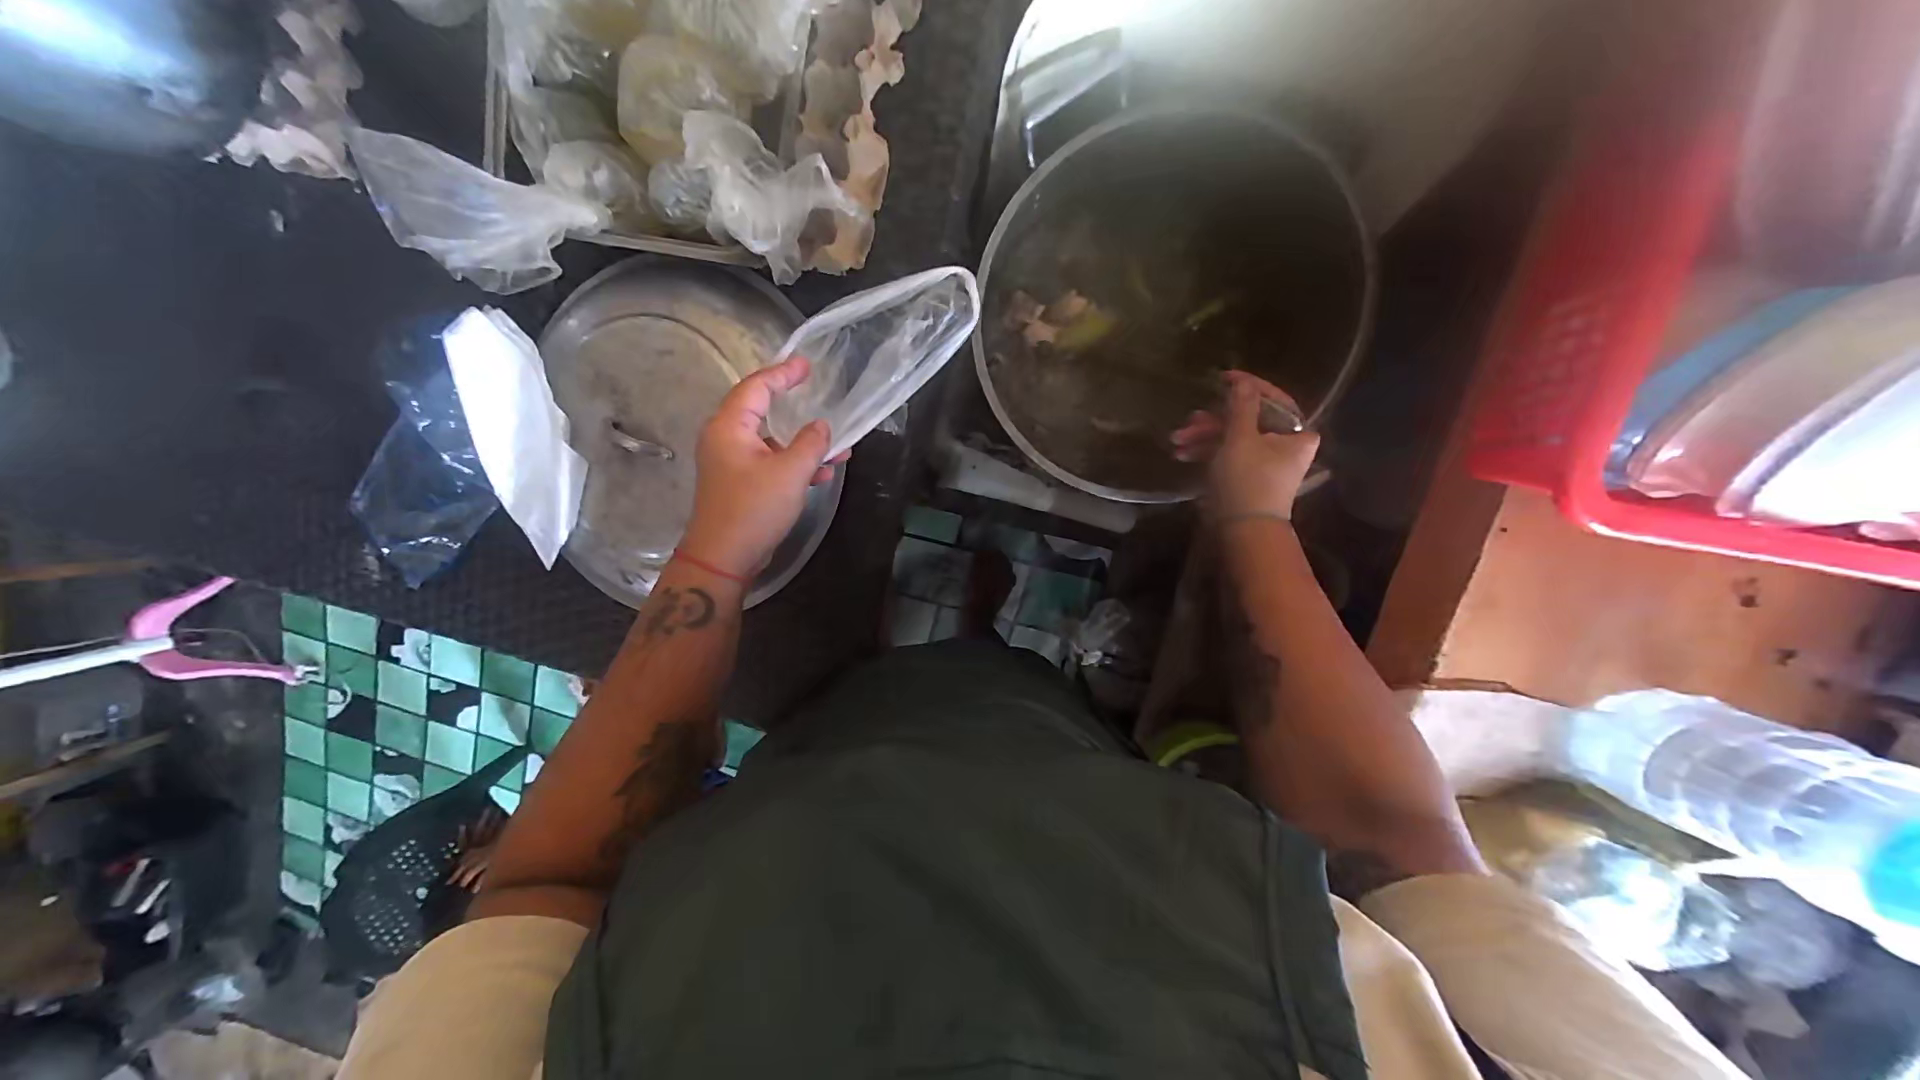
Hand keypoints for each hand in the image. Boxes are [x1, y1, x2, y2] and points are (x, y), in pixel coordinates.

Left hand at [680, 356, 847, 577]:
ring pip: (771, 440)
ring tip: (837, 448)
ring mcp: (731, 462)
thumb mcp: (790, 472)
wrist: (723, 558)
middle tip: (819, 391)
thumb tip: (821, 426)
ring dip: (802, 443)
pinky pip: (770, 462)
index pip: (756, 387)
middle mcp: (725, 439)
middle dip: (796, 407)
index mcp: (729, 427)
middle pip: (762, 410)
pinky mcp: (739, 484)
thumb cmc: (753, 509)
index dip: (783, 373)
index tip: (807, 364)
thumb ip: (810, 443)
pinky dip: (794, 463)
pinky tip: (820, 473)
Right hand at [1170, 371, 1319, 520]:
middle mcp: (1287, 446)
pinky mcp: (1248, 477)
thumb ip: (1241, 406)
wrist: (1242, 532)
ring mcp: (1267, 463)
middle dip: (1213, 420)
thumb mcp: (1240, 439)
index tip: (1223, 378)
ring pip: (1233, 438)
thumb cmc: (1247, 481)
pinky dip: (1208, 452)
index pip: (1274, 399)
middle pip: (1248, 420)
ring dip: (1204, 436)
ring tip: (1178, 441)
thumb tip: (1242, 381)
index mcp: (1297, 434)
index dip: (1248, 386)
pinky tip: (1183, 454)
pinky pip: (1229, 455)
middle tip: (1188, 420)